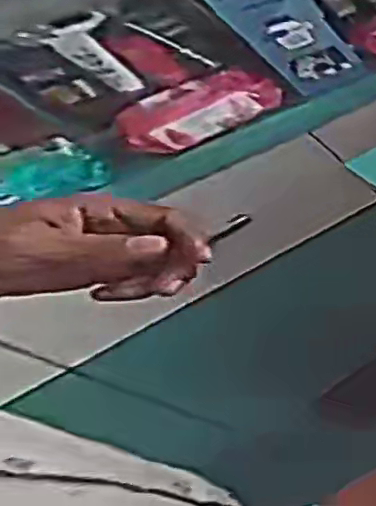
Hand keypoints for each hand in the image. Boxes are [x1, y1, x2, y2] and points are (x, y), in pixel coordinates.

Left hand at [0, 195, 209, 299]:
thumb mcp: (45, 252)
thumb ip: (108, 249)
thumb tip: (164, 246)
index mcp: (102, 212)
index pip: (170, 219)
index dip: (191, 237)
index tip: (199, 260)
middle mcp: (114, 226)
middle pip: (172, 241)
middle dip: (174, 265)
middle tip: (161, 287)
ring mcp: (109, 246)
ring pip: (161, 260)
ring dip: (157, 279)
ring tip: (129, 292)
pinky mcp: (102, 264)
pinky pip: (140, 273)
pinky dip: (138, 286)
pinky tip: (113, 293)